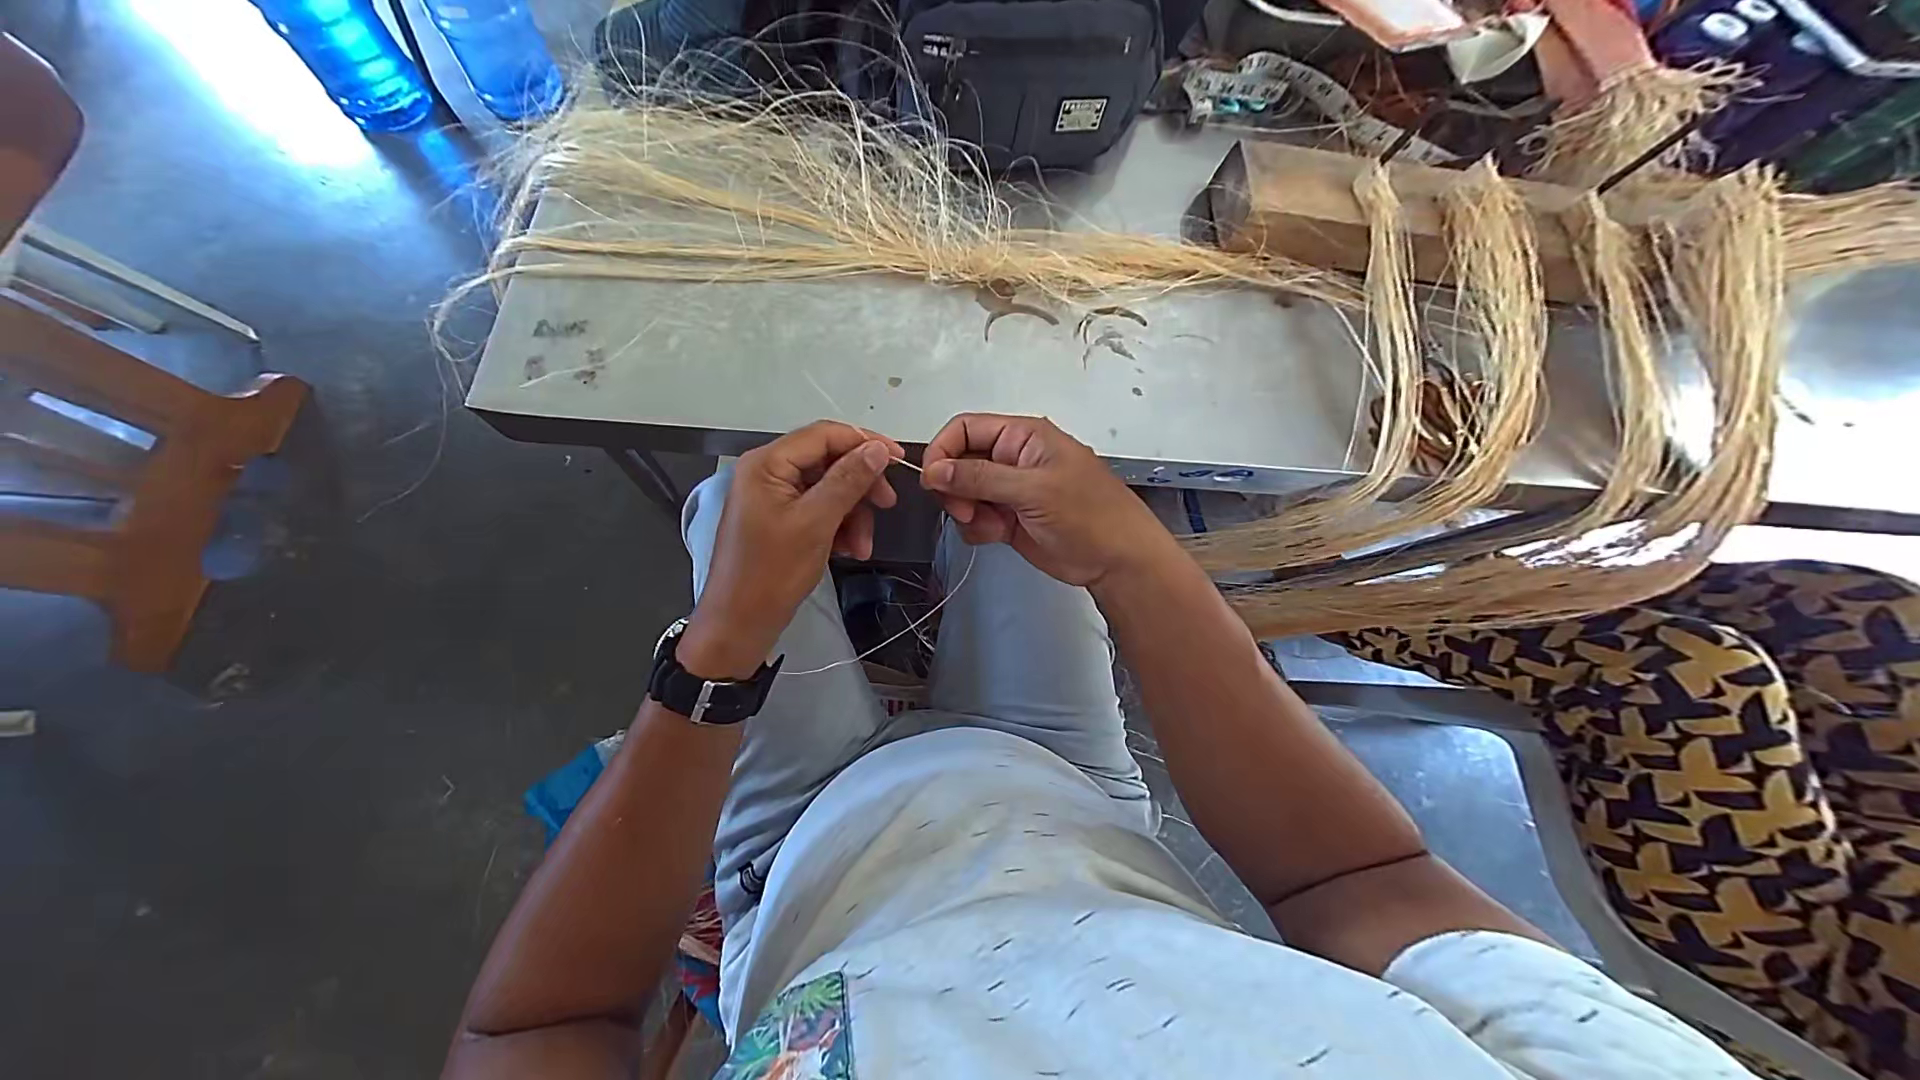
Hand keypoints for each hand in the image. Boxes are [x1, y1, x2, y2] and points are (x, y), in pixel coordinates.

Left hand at [679, 421, 903, 678]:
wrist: (740, 624)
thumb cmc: (769, 575)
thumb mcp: (816, 523)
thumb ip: (848, 481)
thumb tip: (877, 449)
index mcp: (767, 464)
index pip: (824, 435)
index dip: (864, 442)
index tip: (897, 460)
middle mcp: (768, 473)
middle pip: (830, 462)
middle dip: (860, 487)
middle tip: (887, 505)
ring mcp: (775, 497)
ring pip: (830, 489)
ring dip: (853, 515)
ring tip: (861, 546)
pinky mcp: (782, 519)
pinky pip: (821, 510)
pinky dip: (840, 527)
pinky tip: (848, 550)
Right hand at [920, 413, 1176, 587]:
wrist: (1116, 561)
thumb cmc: (1090, 515)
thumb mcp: (1034, 490)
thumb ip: (981, 477)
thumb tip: (936, 469)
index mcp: (1022, 436)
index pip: (965, 429)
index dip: (943, 450)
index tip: (932, 479)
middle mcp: (1012, 458)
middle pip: (959, 462)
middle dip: (955, 487)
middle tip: (965, 510)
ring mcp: (1009, 489)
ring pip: (963, 492)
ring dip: (966, 511)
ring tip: (990, 525)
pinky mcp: (1008, 517)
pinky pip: (975, 517)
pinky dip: (977, 528)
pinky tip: (997, 535)